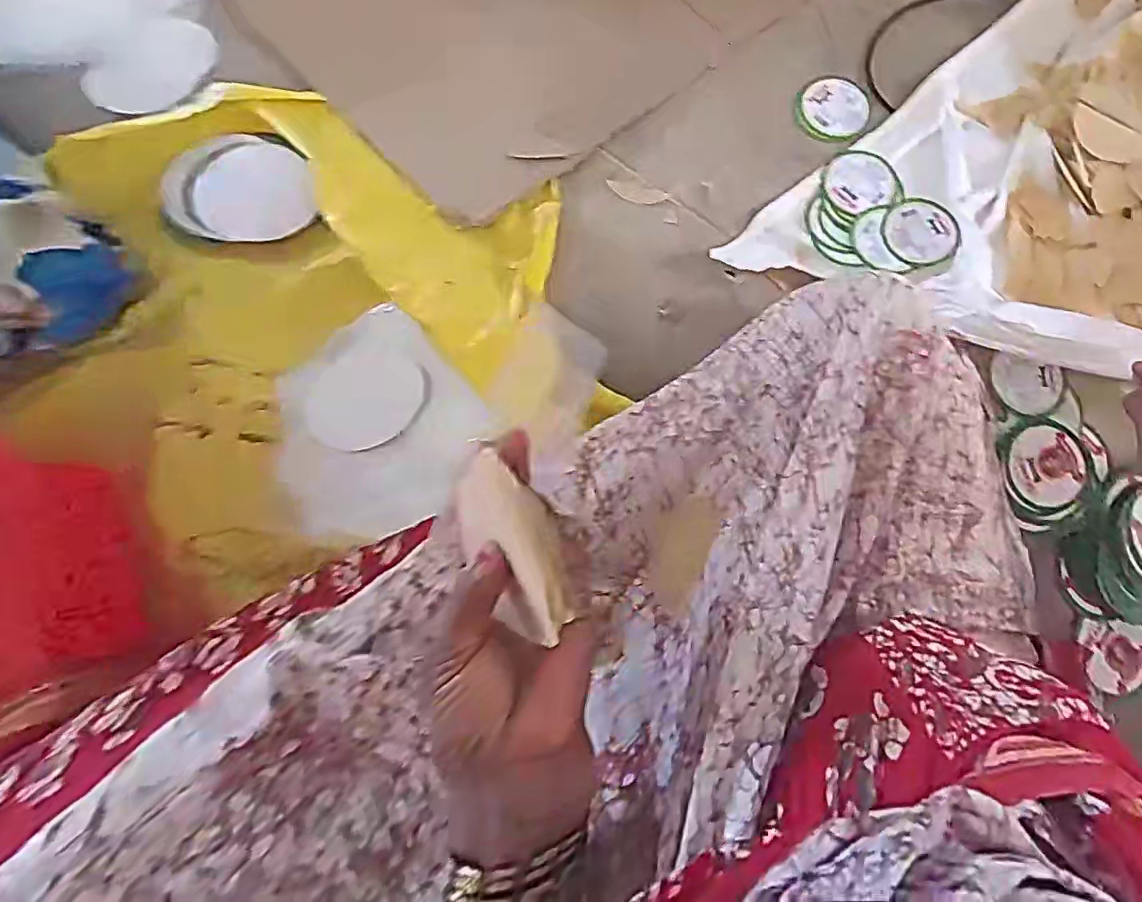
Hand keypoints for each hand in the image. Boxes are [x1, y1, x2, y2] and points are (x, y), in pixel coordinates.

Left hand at [432, 434, 596, 864]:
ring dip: (552, 511)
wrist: (524, 790)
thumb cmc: (473, 734)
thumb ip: (469, 615)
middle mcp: (510, 601)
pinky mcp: (585, 627)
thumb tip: (493, 556)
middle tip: (523, 443)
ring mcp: (551, 611)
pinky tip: (595, 524)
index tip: (496, 450)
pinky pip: (587, 583)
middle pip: (514, 535)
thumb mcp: (453, 677)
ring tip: (555, 468)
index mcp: (469, 610)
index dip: (480, 496)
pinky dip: (590, 552)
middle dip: (515, 489)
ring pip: (553, 551)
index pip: (474, 540)